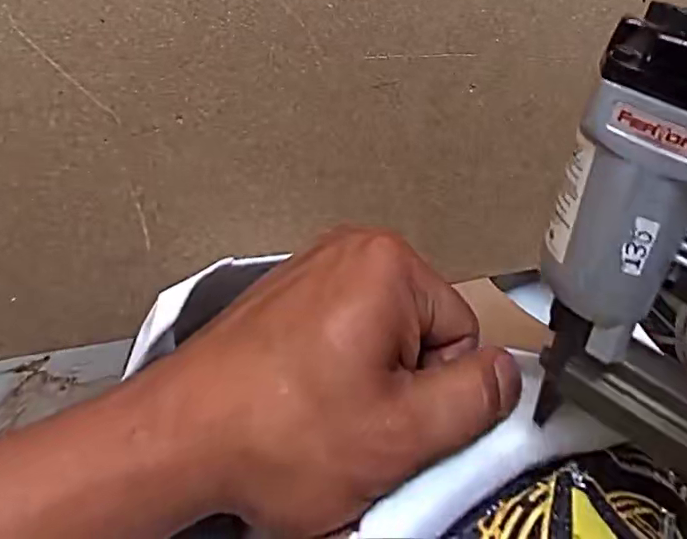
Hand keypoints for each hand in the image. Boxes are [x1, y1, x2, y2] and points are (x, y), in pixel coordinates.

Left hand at [145, 226, 521, 535]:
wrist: (182, 434)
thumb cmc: (270, 427)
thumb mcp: (401, 434)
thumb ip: (474, 401)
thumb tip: (504, 375)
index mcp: (386, 264)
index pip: (463, 332)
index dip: (441, 394)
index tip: (404, 422)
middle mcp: (350, 251)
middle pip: (421, 333)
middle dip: (402, 389)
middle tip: (360, 424)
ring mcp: (316, 269)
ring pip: (382, 340)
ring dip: (368, 387)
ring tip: (326, 418)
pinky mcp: (292, 294)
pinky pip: (344, 336)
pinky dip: (335, 375)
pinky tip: (306, 406)